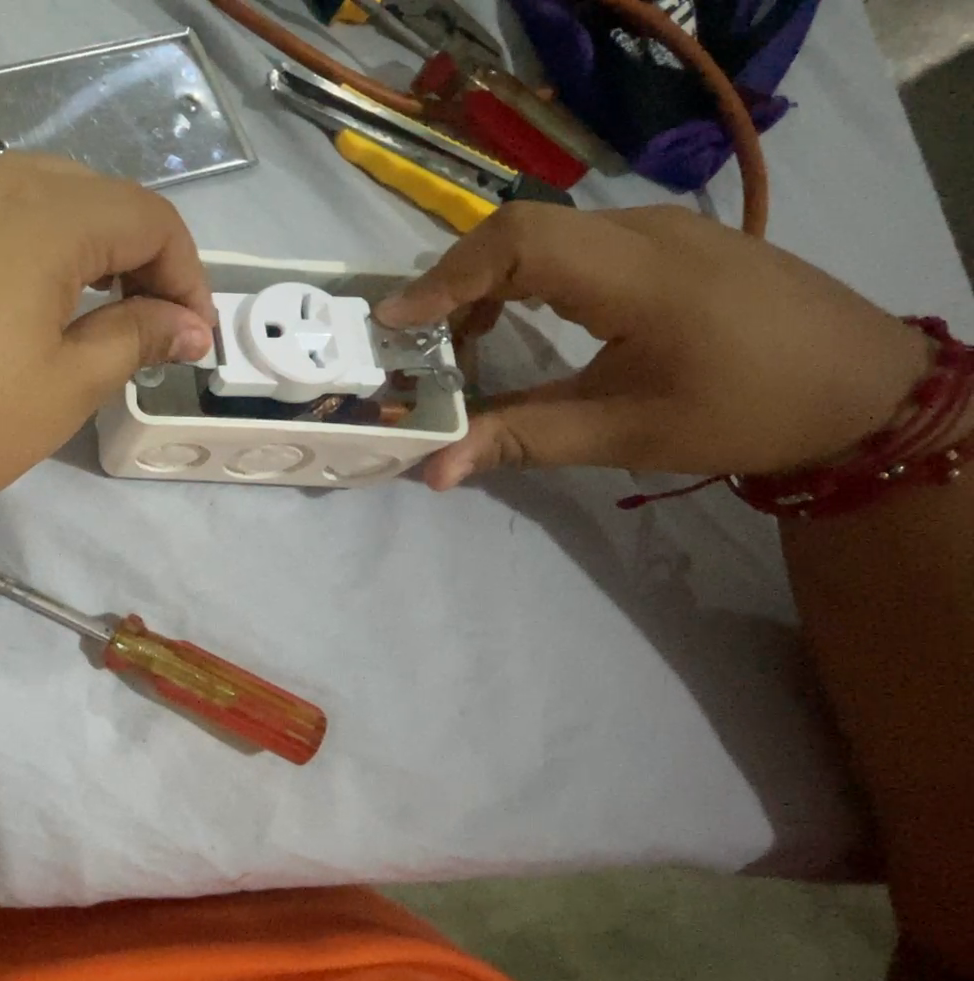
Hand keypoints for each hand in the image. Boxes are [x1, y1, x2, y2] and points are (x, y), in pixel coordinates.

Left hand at [0, 142, 215, 522]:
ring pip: (12, 186)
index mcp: (45, 213)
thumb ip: (135, 336)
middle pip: (84, 195)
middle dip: (129, 255)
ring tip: (67, 298)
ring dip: (58, 234)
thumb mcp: (65, 387)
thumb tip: (186, 323)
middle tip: (142, 324)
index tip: (190, 338)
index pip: (145, 217)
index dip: (183, 275)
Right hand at [374, 204, 934, 489]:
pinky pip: (570, 243)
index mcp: (642, 275)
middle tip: (415, 339)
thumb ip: (519, 439)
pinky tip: (510, 322)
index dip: (447, 277)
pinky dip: (519, 278)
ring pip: (541, 232)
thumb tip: (431, 470)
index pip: (521, 242)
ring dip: (483, 280)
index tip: (395, 322)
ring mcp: (659, 230)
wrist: (866, 390)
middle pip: (519, 228)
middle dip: (452, 281)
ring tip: (456, 342)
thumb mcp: (624, 433)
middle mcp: (646, 233)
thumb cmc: (745, 412)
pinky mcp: (665, 241)